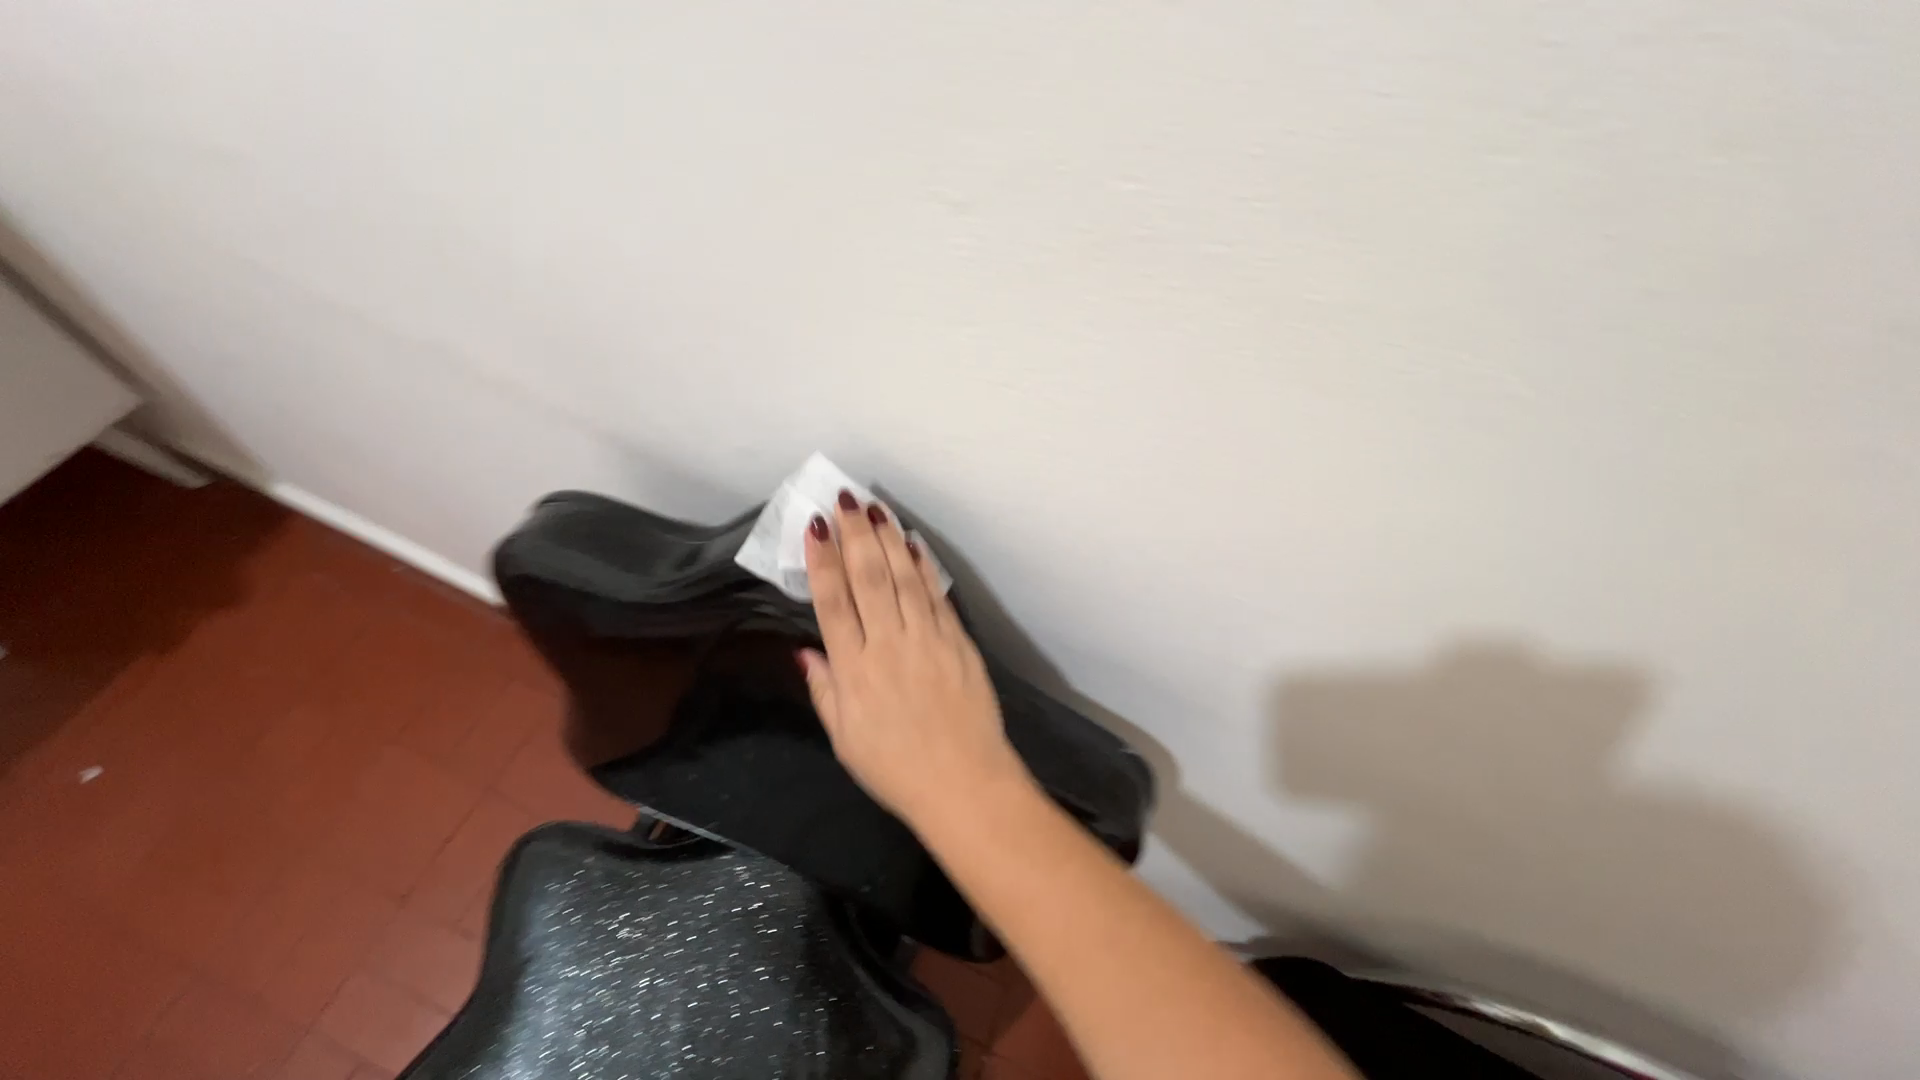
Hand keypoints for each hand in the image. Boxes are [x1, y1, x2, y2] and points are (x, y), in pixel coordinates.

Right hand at [798, 492, 1034, 827]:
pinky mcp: (958, 641)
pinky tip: (913, 543)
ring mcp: (927, 639)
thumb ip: (824, 689)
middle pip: (868, 577)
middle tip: (845, 499)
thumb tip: (805, 648)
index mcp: (854, 671)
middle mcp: (888, 645)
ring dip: (887, 539)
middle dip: (855, 534)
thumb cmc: (896, 769)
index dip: (822, 561)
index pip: (832, 602)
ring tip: (875, 508)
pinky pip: (936, 594)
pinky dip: (923, 565)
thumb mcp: (844, 739)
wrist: (964, 784)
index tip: (815, 527)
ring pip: (903, 577)